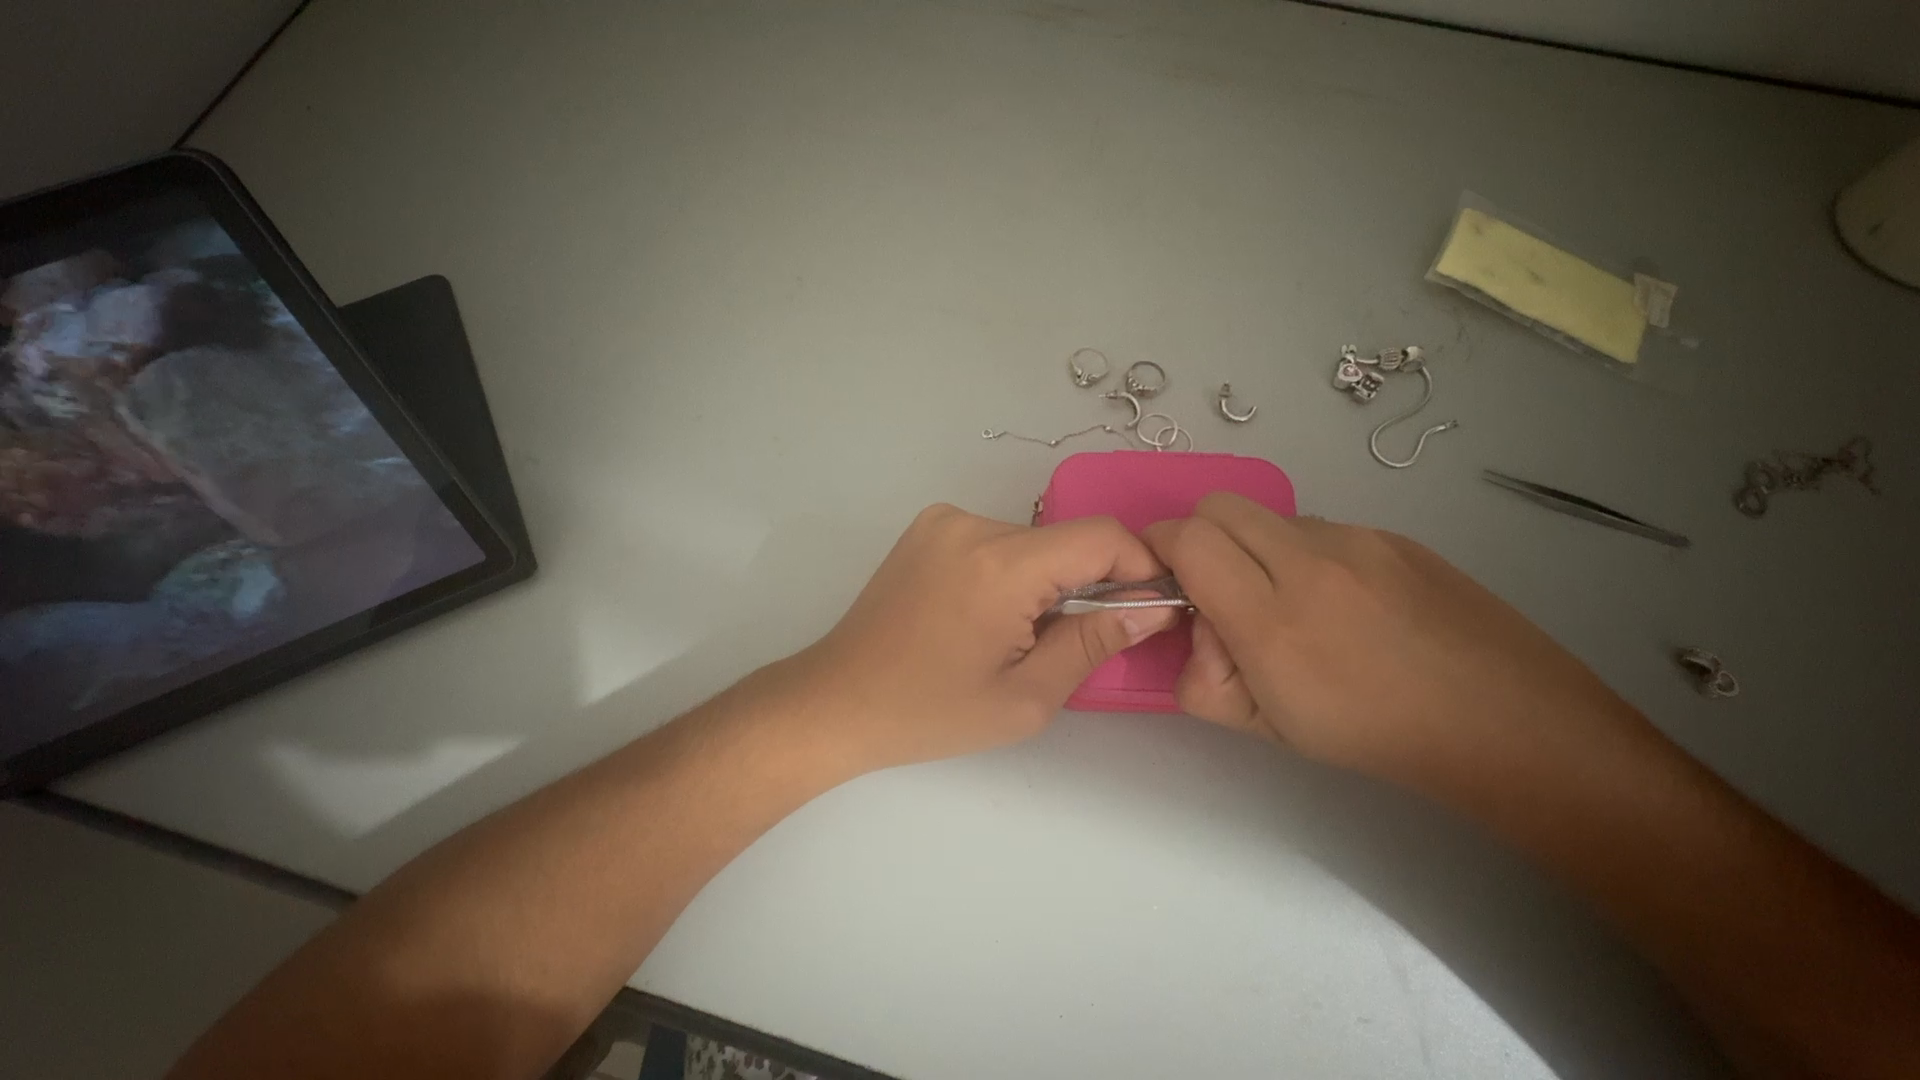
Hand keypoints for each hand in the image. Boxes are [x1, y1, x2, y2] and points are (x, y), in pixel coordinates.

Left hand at [769, 504, 1177, 774]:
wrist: (837, 700)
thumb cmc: (931, 712)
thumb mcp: (1027, 697)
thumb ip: (1096, 642)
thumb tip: (1155, 606)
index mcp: (1001, 564)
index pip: (1102, 536)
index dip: (1139, 567)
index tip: (1145, 609)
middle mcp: (973, 523)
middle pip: (1064, 540)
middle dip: (1088, 584)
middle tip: (1074, 642)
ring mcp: (944, 520)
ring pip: (1031, 541)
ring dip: (1045, 581)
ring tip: (1016, 637)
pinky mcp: (927, 528)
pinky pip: (995, 541)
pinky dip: (1010, 572)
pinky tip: (983, 617)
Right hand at [1142, 493, 1623, 784]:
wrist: (1505, 723)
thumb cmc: (1376, 737)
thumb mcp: (1268, 729)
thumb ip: (1206, 679)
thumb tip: (1198, 629)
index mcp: (1272, 619)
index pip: (1186, 539)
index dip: (1159, 550)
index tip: (1166, 581)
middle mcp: (1311, 562)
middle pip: (1219, 507)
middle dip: (1199, 537)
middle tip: (1218, 590)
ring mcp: (1360, 541)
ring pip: (1273, 518)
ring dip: (1255, 547)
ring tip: (1291, 605)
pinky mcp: (1395, 536)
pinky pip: (1323, 529)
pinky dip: (1305, 554)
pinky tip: (1344, 605)